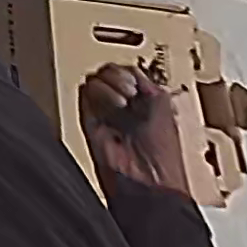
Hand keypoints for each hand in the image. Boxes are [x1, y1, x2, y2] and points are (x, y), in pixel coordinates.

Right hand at [79, 63, 191, 197]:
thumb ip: (147, 84)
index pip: (129, 71)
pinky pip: (83, 92)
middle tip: (129, 93)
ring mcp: (104, 109)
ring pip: (95, 78)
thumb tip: (129, 69)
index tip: (137, 83)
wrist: (144, 177)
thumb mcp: (163, 109)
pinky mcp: (87, 116)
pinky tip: (106, 109)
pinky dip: (93, 95)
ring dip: (108, 88)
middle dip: (119, 78)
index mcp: (147, 102)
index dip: (131, 73)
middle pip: (109, 70)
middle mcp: (125, 103)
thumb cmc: (163, 153)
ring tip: (120, 105)